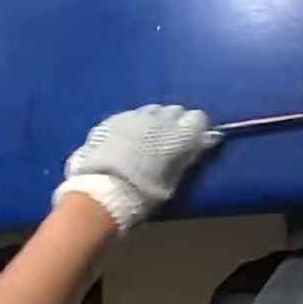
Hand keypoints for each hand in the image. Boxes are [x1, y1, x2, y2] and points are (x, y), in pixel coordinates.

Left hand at [54, 105, 220, 230]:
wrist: (102, 189)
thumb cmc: (143, 192)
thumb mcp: (172, 180)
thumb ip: (187, 157)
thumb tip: (200, 144)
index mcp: (179, 133)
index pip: (198, 118)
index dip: (196, 130)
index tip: (193, 142)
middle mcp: (159, 117)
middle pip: (175, 111)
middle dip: (174, 124)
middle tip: (169, 143)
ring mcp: (135, 114)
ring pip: (152, 111)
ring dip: (153, 123)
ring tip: (146, 141)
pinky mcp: (114, 117)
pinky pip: (131, 116)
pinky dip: (133, 126)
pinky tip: (125, 141)